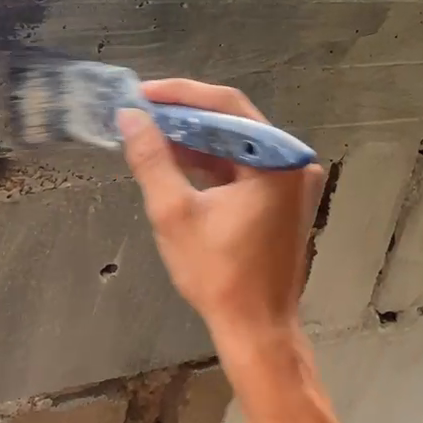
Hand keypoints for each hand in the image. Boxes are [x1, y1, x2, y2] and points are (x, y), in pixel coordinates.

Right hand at [118, 79, 323, 341]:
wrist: (256, 328)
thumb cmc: (218, 274)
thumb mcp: (174, 213)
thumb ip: (152, 159)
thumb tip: (130, 117)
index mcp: (276, 161)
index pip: (226, 105)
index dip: (181, 94)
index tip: (142, 93)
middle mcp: (292, 163)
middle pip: (232, 121)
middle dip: (184, 115)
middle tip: (141, 110)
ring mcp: (290, 181)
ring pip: (234, 143)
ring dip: (194, 138)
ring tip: (150, 133)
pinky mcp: (281, 199)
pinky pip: (241, 165)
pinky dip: (209, 161)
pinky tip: (174, 160)